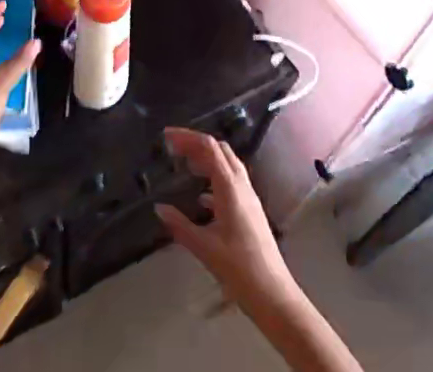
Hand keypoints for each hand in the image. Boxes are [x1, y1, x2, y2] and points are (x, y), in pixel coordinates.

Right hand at [155, 127, 297, 309]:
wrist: (273, 295)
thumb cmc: (239, 268)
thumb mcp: (203, 246)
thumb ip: (179, 224)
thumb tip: (159, 208)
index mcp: (230, 188)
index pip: (209, 148)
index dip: (187, 137)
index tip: (166, 137)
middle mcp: (242, 187)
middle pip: (220, 150)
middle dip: (196, 143)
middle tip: (173, 147)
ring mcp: (249, 198)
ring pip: (228, 165)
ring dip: (206, 158)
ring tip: (185, 165)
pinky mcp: (251, 211)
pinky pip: (232, 182)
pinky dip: (214, 178)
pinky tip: (201, 196)